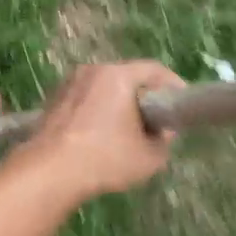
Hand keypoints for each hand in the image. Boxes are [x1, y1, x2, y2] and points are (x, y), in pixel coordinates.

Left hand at [15, 61, 185, 199]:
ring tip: (131, 129)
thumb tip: (161, 128)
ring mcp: (70, 80)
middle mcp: (91, 69)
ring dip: (120, 101)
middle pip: (126, 75)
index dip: (172, 83)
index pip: (152, 69)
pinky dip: (100, 106)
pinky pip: (87, 94)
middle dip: (145, 95)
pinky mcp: (56, 94)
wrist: (53, 165)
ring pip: (105, 85)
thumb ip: (164, 138)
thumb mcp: (151, 156)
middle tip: (159, 119)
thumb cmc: (107, 157)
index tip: (182, 101)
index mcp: (116, 76)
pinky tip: (103, 131)